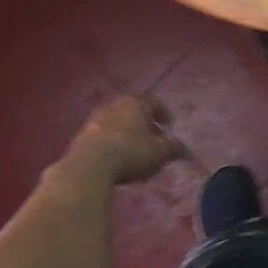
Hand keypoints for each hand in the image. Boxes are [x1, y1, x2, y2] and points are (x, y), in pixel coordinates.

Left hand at [57, 94, 185, 186]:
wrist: (89, 166)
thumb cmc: (131, 152)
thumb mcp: (160, 152)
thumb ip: (174, 148)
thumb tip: (186, 150)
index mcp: (134, 104)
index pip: (153, 101)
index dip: (164, 113)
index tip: (170, 126)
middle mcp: (113, 106)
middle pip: (133, 111)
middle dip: (145, 123)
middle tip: (154, 138)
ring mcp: (94, 120)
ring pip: (116, 122)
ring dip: (127, 133)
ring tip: (136, 149)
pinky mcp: (81, 136)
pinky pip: (103, 136)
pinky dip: (113, 142)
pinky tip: (117, 157)